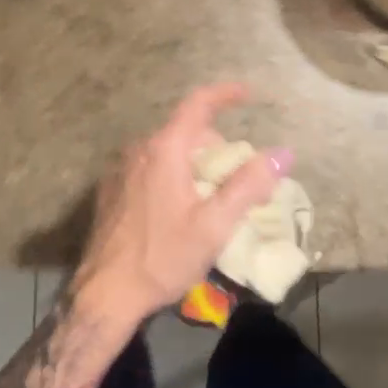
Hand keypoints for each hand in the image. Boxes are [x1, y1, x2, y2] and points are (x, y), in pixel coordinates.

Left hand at [72, 84, 291, 324]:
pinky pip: (148, 167)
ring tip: (210, 196)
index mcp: (164, 150)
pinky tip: (178, 209)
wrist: (105, 293)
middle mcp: (139, 149)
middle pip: (185, 131)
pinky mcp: (110, 190)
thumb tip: (283, 153)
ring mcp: (120, 169)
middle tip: (237, 175)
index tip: (248, 93)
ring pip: (166, 150)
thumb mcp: (213, 226)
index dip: (225, 93)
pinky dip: (170, 174)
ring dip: (192, 161)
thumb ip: (248, 185)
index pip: (198, 104)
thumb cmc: (162, 258)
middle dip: (214, 144)